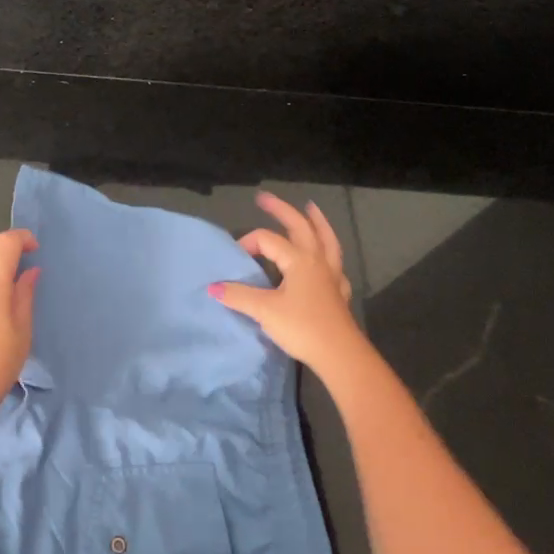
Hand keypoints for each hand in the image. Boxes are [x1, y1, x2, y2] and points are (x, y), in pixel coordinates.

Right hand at [210, 193, 367, 374]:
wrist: (340, 355)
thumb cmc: (302, 328)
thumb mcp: (264, 310)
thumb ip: (238, 296)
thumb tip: (212, 287)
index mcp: (299, 259)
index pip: (268, 240)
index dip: (247, 243)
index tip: (234, 259)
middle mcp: (317, 261)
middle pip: (300, 227)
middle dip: (281, 210)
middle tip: (264, 198)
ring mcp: (332, 276)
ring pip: (326, 240)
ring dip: (317, 222)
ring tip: (311, 208)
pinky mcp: (339, 294)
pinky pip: (336, 266)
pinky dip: (330, 255)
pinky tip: (328, 261)